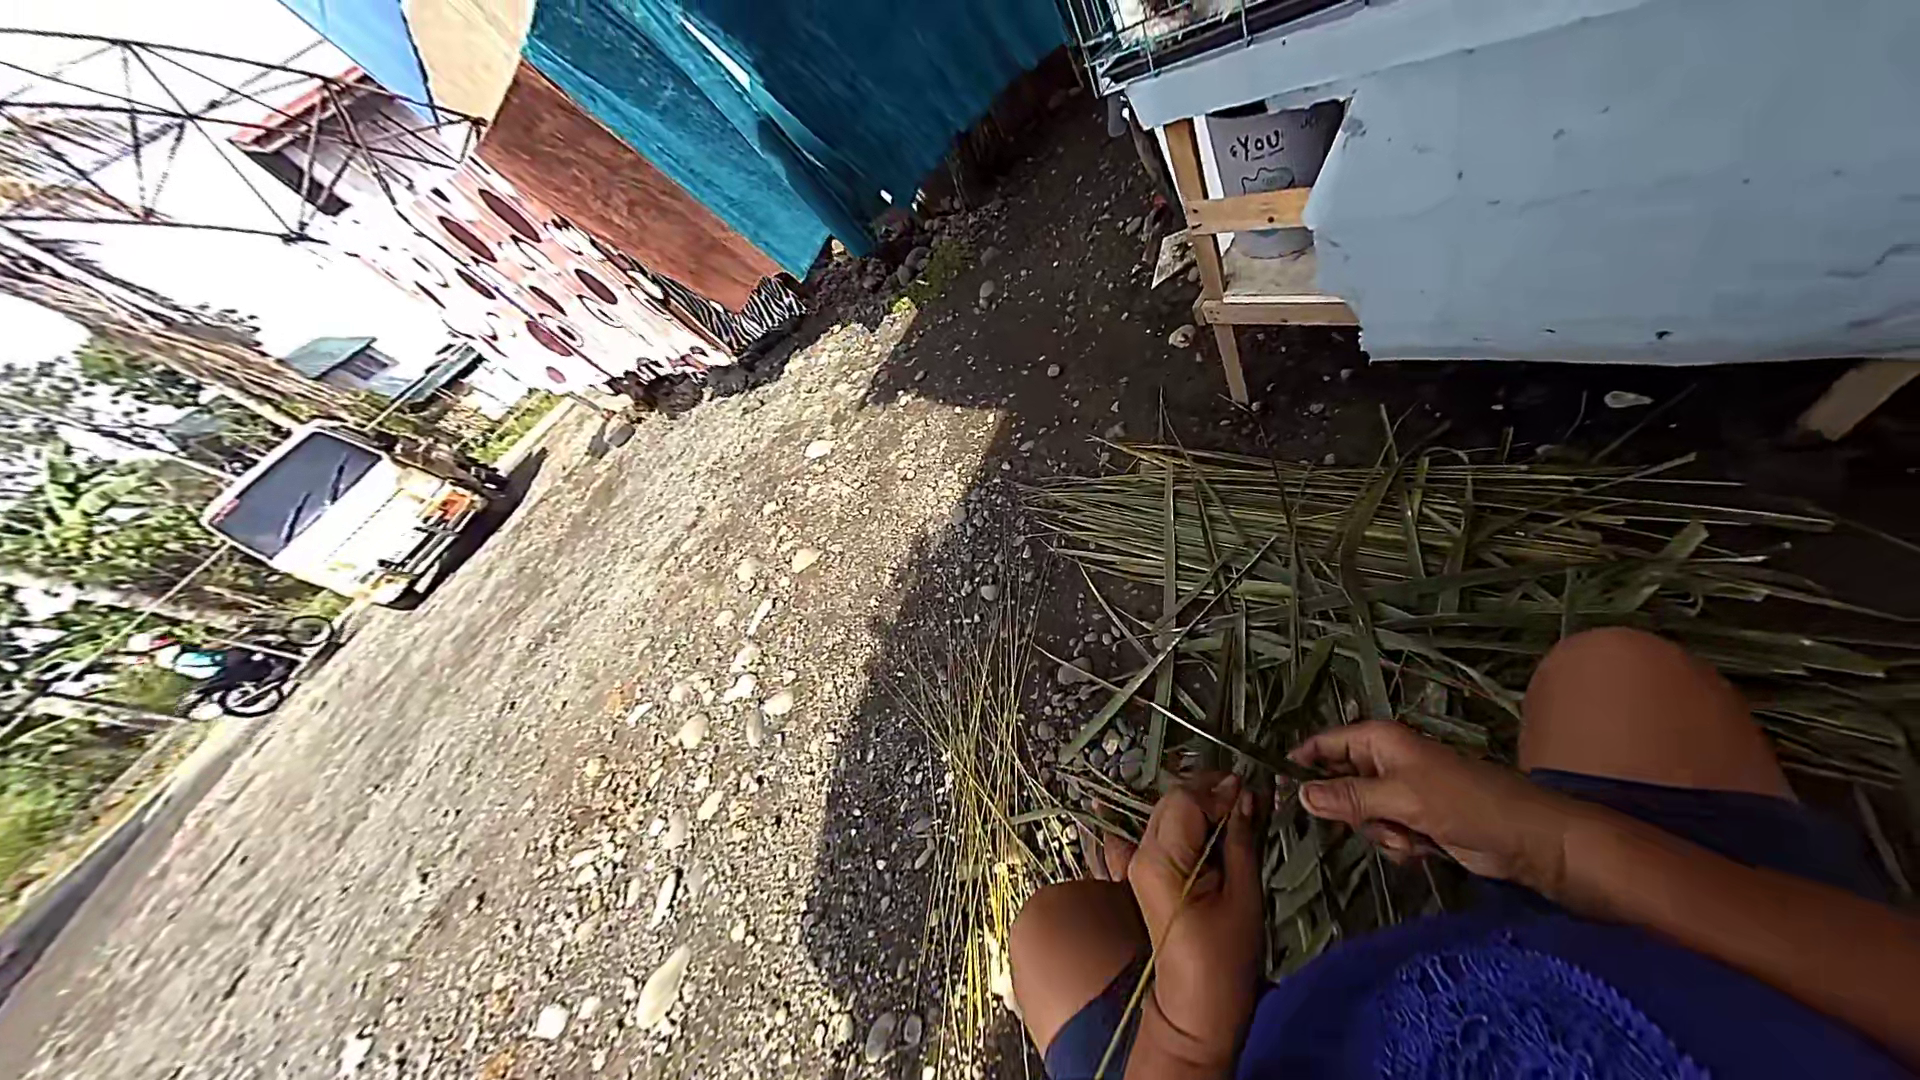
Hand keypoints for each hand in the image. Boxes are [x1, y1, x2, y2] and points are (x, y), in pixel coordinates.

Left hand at [1126, 774, 1262, 1071]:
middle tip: (1246, 795)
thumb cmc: (1224, 961)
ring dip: (1200, 804)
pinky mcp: (1145, 868)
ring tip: (1236, 809)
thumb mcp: (1245, 898)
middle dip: (1209, 792)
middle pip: (1171, 801)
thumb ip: (1241, 840)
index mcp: (1160, 859)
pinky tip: (1209, 817)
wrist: (1195, 1006)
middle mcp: (1141, 853)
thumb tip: (1246, 795)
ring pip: (1168, 811)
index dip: (1217, 788)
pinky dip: (1188, 820)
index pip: (1184, 800)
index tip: (1249, 786)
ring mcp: (1138, 859)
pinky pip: (1165, 830)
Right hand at [1289, 721, 1581, 893]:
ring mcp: (1400, 791)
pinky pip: (1383, 831)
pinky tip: (1422, 848)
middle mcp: (1383, 761)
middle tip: (1373, 822)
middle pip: (1337, 783)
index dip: (1301, 766)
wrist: (1538, 844)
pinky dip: (1397, 843)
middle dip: (1351, 810)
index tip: (1283, 794)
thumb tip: (1300, 794)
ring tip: (1410, 837)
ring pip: (1359, 813)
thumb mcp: (1403, 798)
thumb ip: (1348, 797)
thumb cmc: (1470, 805)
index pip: (1322, 746)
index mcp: (1378, 740)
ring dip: (1379, 831)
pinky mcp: (1415, 819)